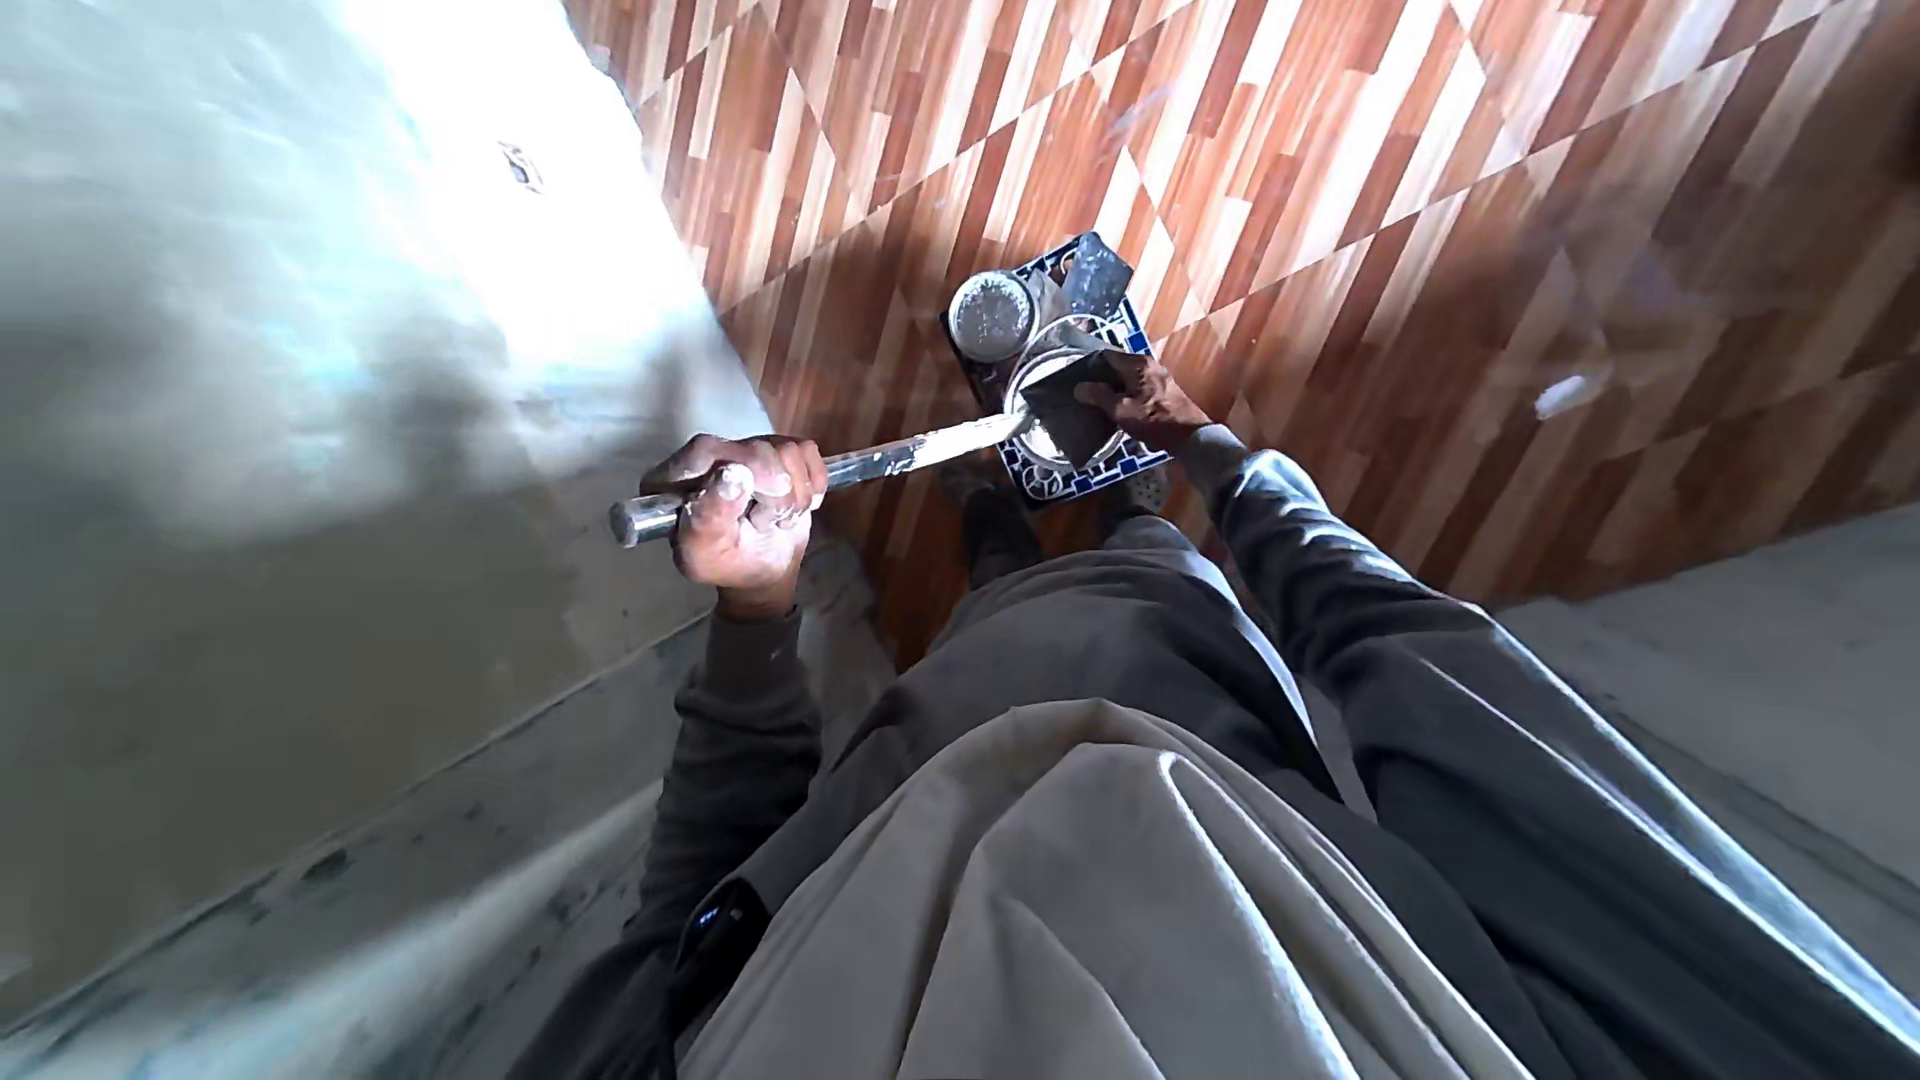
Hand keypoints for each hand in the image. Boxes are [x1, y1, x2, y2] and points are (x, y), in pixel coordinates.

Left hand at [640, 434, 827, 619]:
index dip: (741, 470)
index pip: (708, 449)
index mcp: (679, 476)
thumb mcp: (704, 556)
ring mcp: (751, 449)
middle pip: (758, 448)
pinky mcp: (782, 453)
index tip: (758, 505)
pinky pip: (808, 451)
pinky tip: (799, 503)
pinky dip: (813, 483)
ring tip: (779, 517)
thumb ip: (707, 519)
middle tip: (764, 522)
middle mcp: (714, 454)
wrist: (763, 570)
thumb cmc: (727, 565)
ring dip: (796, 495)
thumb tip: (734, 473)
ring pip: (788, 450)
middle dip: (775, 496)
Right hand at [1073, 351, 1212, 451]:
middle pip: (1118, 367)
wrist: (1187, 436)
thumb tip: (1079, 388)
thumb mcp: (1120, 409)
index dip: (1091, 365)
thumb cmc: (1153, 420)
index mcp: (1138, 363)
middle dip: (1102, 378)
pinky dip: (1126, 395)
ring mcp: (1158, 378)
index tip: (1078, 378)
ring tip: (1098, 402)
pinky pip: (1138, 388)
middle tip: (1085, 392)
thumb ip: (1098, 396)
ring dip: (1114, 389)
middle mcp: (1150, 365)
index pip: (1107, 355)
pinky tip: (1118, 408)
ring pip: (1128, 379)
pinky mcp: (1164, 392)